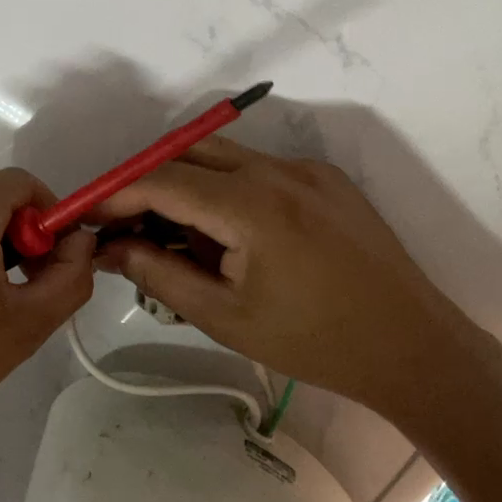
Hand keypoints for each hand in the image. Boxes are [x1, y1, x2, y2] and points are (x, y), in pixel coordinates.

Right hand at [89, 137, 490, 413]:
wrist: (415, 349)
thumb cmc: (314, 342)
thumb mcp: (223, 317)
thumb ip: (157, 273)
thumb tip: (108, 249)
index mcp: (251, 206)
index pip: (161, 180)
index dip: (116, 196)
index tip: (87, 219)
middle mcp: (277, 170)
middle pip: (186, 153)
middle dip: (145, 183)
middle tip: (123, 226)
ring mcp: (306, 169)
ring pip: (222, 156)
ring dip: (184, 184)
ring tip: (172, 235)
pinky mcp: (326, 178)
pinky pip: (257, 169)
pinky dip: (224, 189)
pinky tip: (227, 236)